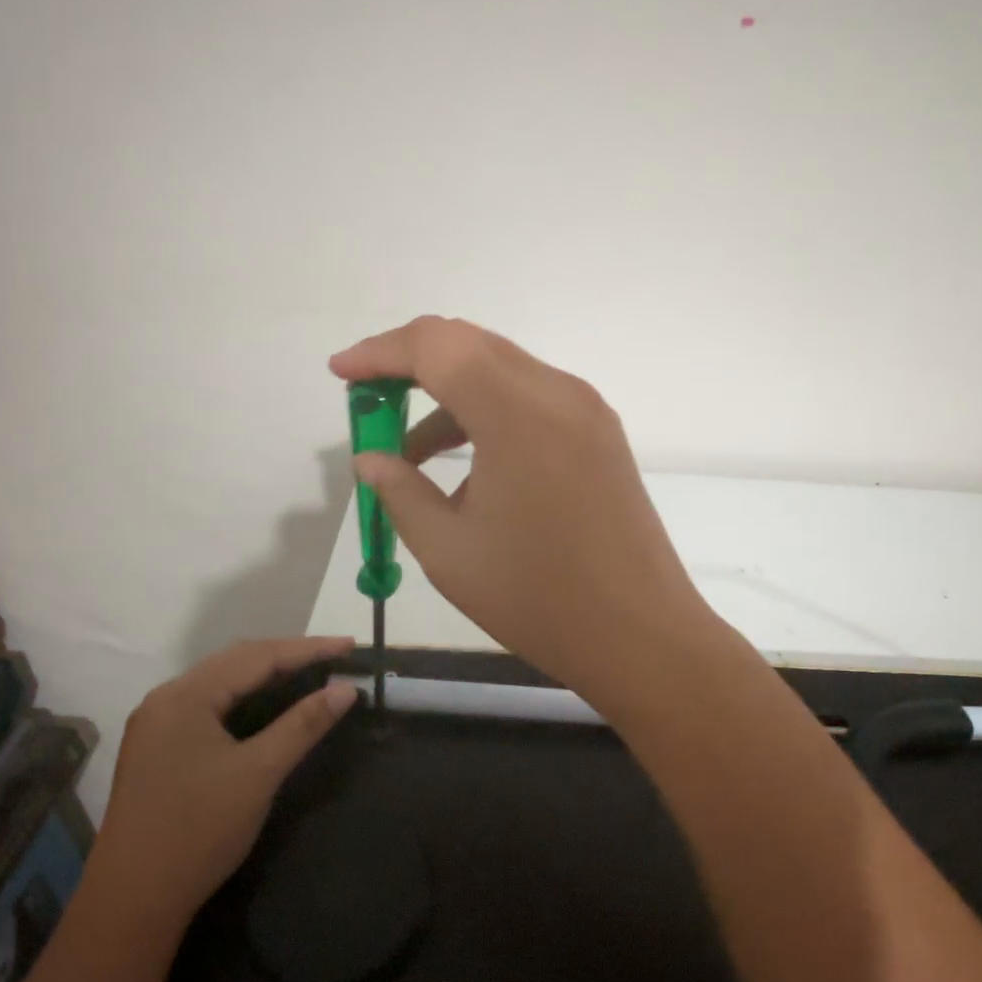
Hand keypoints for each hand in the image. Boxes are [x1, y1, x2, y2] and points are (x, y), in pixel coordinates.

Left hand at [94, 637, 358, 921]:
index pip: (256, 657)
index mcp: (184, 696)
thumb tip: (346, 689)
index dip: (308, 649)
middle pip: (236, 662)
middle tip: (337, 658)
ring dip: (268, 676)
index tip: (351, 646)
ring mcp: (159, 726)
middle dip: (289, 656)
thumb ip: (303, 724)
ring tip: (314, 674)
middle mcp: (166, 700)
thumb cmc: (198, 829)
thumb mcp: (259, 773)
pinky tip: (272, 707)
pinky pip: (212, 707)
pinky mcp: (160, 750)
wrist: (134, 899)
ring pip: (223, 685)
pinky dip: (248, 700)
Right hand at [329, 317, 715, 695]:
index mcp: (518, 413)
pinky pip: (535, 403)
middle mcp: (559, 394)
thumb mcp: (448, 551)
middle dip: (413, 366)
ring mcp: (589, 413)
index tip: (341, 374)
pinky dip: (491, 417)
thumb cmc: (538, 599)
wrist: (641, 635)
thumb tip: (370, 458)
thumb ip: (400, 492)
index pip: (437, 346)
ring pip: (504, 373)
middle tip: (372, 404)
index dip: (381, 351)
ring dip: (452, 397)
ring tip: (410, 455)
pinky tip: (469, 471)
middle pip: (472, 347)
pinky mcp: (603, 437)